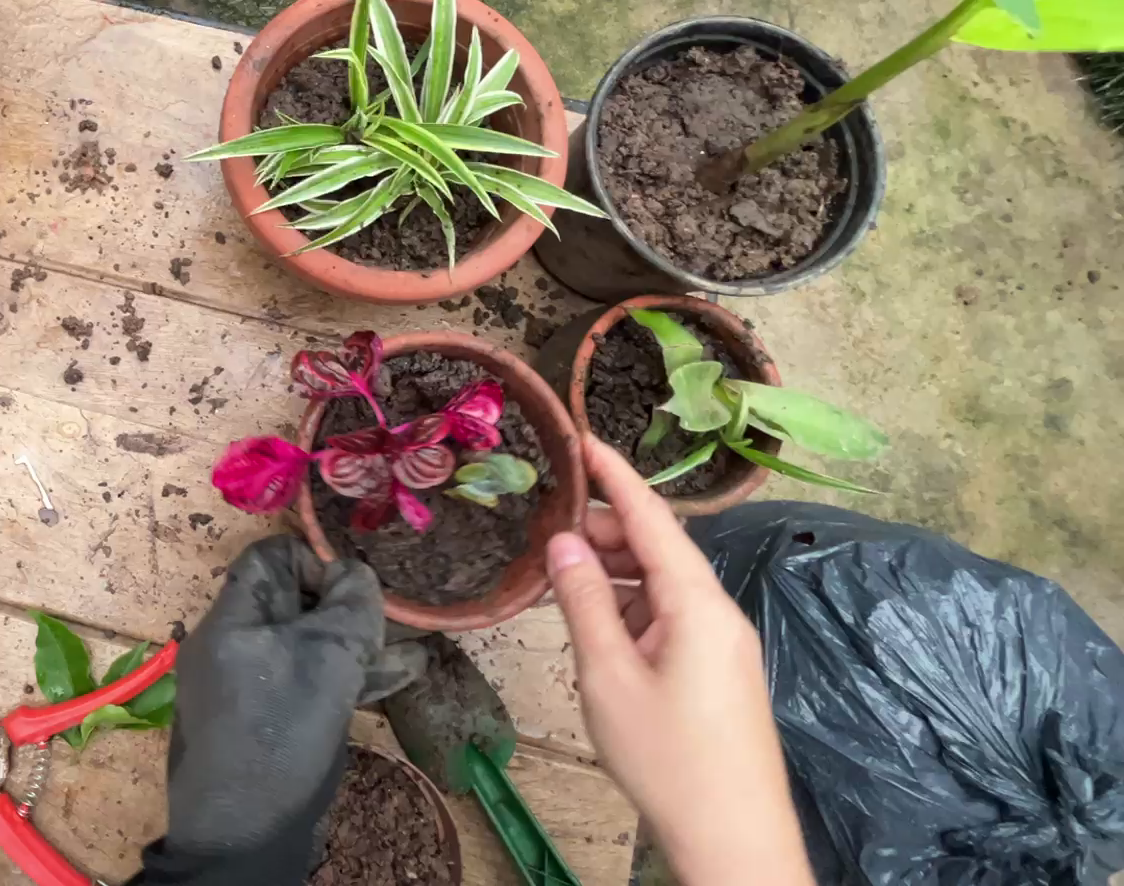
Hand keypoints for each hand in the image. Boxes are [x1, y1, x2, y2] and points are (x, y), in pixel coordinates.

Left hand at [134, 537, 413, 884]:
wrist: (242, 842)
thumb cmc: (279, 736)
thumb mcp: (326, 662)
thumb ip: (348, 609)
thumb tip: (357, 574)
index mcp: (233, 616)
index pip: (269, 556)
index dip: (313, 561)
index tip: (351, 593)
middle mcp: (233, 641)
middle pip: (291, 600)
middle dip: (342, 606)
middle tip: (386, 625)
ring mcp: (245, 682)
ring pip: (303, 642)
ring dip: (353, 643)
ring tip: (406, 649)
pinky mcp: (261, 719)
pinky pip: (304, 680)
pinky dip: (344, 676)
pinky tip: (397, 677)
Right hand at [547, 438, 812, 885]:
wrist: (734, 842)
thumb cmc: (668, 756)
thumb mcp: (607, 673)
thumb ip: (583, 600)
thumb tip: (562, 541)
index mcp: (696, 604)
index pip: (653, 518)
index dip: (615, 474)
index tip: (581, 437)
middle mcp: (715, 611)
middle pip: (657, 545)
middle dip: (602, 526)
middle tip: (545, 526)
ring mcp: (718, 641)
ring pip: (658, 579)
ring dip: (610, 566)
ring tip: (559, 571)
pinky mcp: (711, 666)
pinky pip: (663, 610)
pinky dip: (624, 598)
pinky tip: (590, 613)